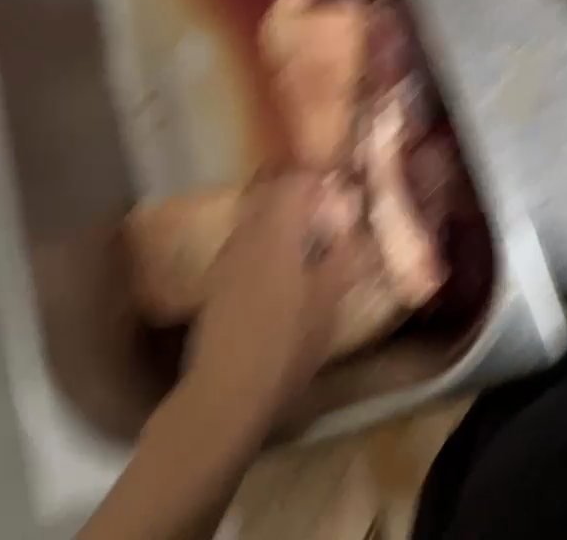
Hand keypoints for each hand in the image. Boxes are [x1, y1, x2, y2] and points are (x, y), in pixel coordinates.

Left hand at [179, 172, 366, 430]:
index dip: (316, 178)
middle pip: (270, 196)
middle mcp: (246, 235)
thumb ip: (341, 257)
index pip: (294, 182)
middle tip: (323, 208)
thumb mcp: (328, 302)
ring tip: (305, 238)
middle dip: (297, 195)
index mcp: (277, 231)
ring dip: (279, 219)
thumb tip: (351, 226)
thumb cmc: (287, 343)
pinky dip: (263, 243)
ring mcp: (226, 258)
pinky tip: (278, 270)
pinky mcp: (216, 282)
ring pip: (255, 220)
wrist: (228, 388)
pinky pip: (244, 245)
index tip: (337, 185)